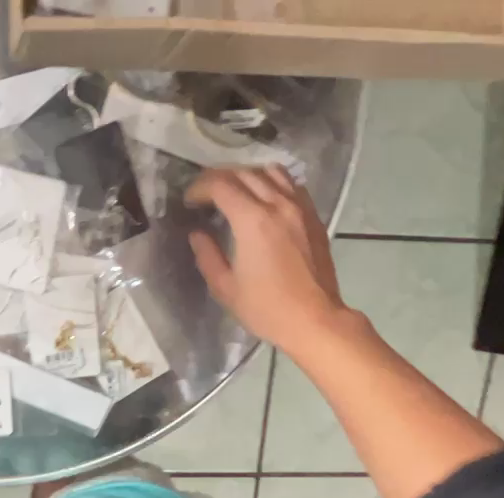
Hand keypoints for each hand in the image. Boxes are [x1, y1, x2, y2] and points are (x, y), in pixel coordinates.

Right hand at [185, 166, 358, 356]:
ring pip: (270, 171)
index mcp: (253, 221)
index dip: (200, 188)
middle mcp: (278, 204)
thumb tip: (197, 234)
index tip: (189, 201)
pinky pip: (290, 184)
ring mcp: (299, 207)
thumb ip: (208, 256)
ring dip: (247, 175)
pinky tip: (264, 200)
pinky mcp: (312, 215)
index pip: (221, 186)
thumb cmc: (266, 309)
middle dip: (219, 178)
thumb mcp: (226, 288)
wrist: (314, 319)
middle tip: (205, 195)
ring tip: (235, 192)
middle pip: (244, 172)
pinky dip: (272, 183)